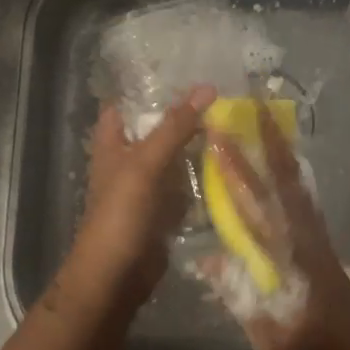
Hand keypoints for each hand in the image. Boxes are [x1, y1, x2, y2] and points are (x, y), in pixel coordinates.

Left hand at [77, 86, 216, 296]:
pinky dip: (202, 180)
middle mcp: (127, 160)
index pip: (127, 104)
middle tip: (225, 98)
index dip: (150, 88)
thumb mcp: (145, 163)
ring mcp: (146, 187)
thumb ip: (174, 126)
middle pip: (157, 130)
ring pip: (174, 159)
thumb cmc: (120, 213)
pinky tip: (231, 167)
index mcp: (112, 142)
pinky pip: (185, 189)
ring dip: (198, 148)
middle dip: (185, 118)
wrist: (115, 277)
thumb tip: (206, 87)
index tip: (187, 72)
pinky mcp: (162, 212)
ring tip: (236, 125)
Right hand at [206, 105, 349, 349]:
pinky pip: (300, 207)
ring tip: (263, 128)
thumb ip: (242, 298)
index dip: (240, 166)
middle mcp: (306, 242)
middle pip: (284, 182)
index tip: (221, 131)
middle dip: (266, 143)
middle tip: (250, 107)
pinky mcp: (321, 257)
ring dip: (279, 156)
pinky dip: (288, 182)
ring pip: (296, 190)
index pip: (260, 202)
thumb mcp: (275, 342)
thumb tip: (208, 259)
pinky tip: (279, 178)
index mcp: (291, 258)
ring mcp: (316, 247)